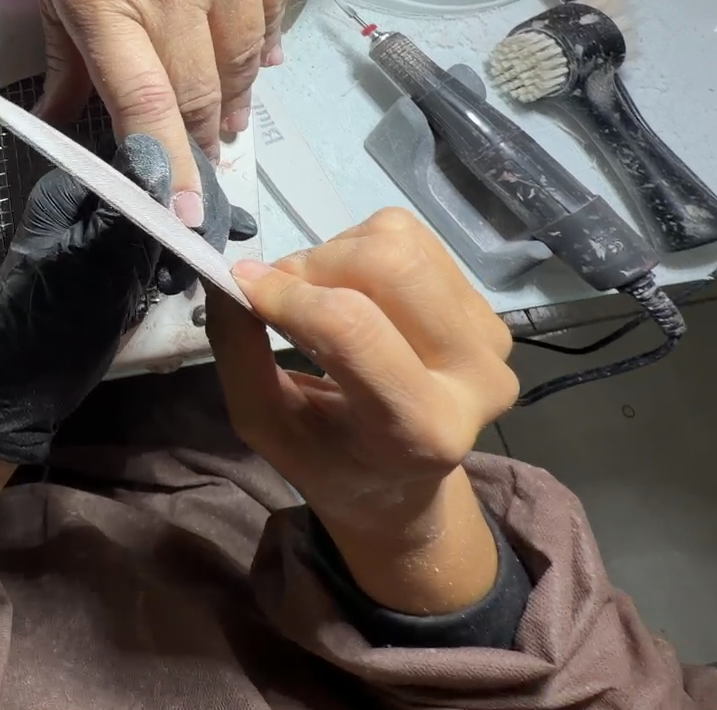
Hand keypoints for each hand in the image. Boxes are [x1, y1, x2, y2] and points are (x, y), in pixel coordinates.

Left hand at [0, 134, 247, 465]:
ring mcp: (99, 233)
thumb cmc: (49, 329)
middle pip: (155, 184)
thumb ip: (127, 209)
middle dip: (190, 214)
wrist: (22, 391)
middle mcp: (84, 202)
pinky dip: (175, 259)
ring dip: (186, 240)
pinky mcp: (110, 263)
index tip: (214, 222)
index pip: (140, 157)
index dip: (183, 181)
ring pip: (161, 215)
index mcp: (68, 189)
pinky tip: (185, 278)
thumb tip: (155, 143)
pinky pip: (152, 245)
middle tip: (209, 253)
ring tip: (187, 276)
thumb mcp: (93, 266)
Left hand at [35, 0, 299, 224]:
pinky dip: (260, 46)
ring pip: (243, 63)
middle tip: (203, 163)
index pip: (141, 102)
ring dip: (232, 101)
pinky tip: (247, 56)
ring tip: (224, 119)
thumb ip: (67, 59)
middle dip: (200, 140)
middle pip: (198, 93)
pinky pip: (274, 16)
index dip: (165, 165)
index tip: (182, 213)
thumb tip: (61, 128)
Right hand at [206, 208, 517, 612]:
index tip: (239, 287)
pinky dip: (356, 248)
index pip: (350, 326)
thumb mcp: (260, 421)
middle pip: (387, 264)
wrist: (398, 478)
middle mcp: (475, 379)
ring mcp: (492, 338)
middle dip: (310, 266)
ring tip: (317, 295)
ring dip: (332, 255)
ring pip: (397, 241)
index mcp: (419, 427)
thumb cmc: (322, 455)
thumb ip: (238, 350)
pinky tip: (350, 289)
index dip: (284, 294)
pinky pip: (410, 238)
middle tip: (282, 296)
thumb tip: (224, 277)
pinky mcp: (489, 308)